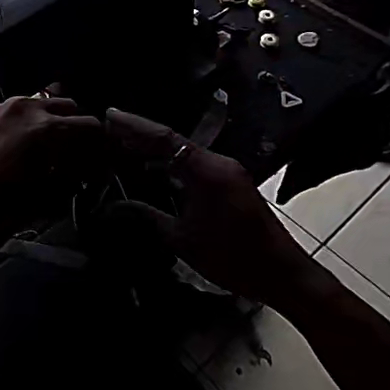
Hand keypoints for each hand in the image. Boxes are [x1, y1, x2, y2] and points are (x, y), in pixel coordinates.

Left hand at [0, 90, 104, 262]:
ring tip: (66, 164)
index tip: (118, 167)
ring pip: (46, 109)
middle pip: (72, 112)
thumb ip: (67, 183)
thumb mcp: (39, 204)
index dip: (109, 151)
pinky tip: (38, 160)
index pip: (92, 130)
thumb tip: (86, 176)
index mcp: (42, 130)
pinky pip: (22, 116)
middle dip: (85, 138)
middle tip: (94, 167)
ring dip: (61, 131)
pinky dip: (37, 131)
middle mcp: (22, 110)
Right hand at [103, 108, 323, 307]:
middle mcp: (219, 163)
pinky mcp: (230, 183)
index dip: (134, 126)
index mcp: (208, 171)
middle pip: (173, 140)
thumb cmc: (234, 258)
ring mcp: (227, 171)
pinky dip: (170, 161)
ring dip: (155, 148)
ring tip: (122, 144)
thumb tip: (114, 208)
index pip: (165, 139)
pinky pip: (193, 163)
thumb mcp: (183, 240)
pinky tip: (151, 167)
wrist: (282, 275)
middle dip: (140, 134)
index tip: (109, 115)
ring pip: (184, 151)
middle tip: (107, 129)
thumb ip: (148, 217)